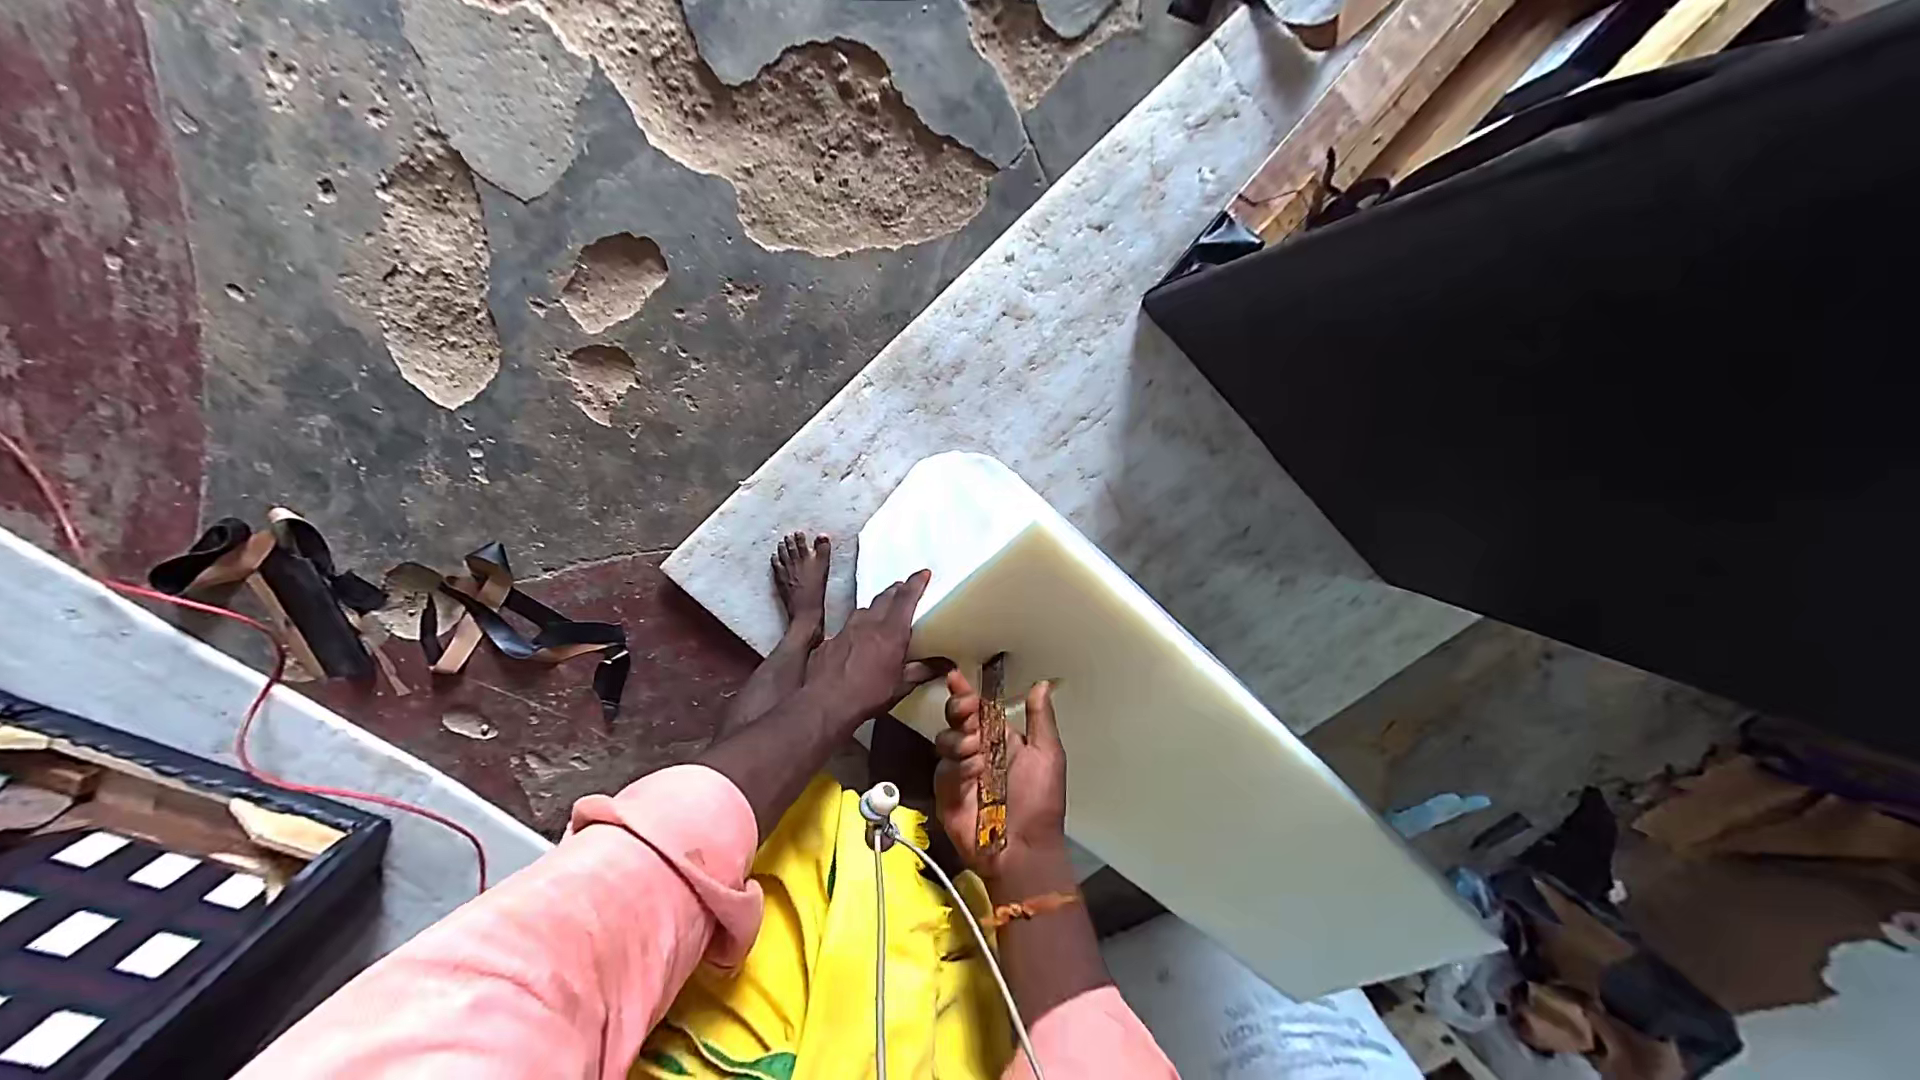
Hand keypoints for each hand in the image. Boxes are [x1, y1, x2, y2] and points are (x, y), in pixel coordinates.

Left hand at [801, 570, 943, 731]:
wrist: (825, 704)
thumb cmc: (868, 696)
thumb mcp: (901, 686)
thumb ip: (924, 671)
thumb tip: (948, 664)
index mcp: (891, 632)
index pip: (906, 598)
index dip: (916, 583)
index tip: (924, 573)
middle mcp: (868, 624)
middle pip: (885, 598)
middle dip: (897, 590)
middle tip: (905, 589)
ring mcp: (846, 630)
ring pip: (864, 610)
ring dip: (876, 608)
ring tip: (882, 613)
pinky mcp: (830, 641)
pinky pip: (847, 627)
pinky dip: (857, 628)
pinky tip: (857, 641)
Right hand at [933, 669, 1067, 887]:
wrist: (1025, 848)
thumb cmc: (1041, 802)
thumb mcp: (1048, 755)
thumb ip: (1040, 719)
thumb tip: (1043, 684)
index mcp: (999, 738)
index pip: (977, 708)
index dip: (964, 692)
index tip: (956, 678)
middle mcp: (975, 750)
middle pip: (955, 718)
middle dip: (958, 708)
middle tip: (969, 711)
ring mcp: (958, 771)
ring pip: (944, 740)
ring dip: (960, 740)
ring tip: (978, 752)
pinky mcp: (946, 792)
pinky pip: (943, 771)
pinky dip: (958, 767)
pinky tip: (974, 772)